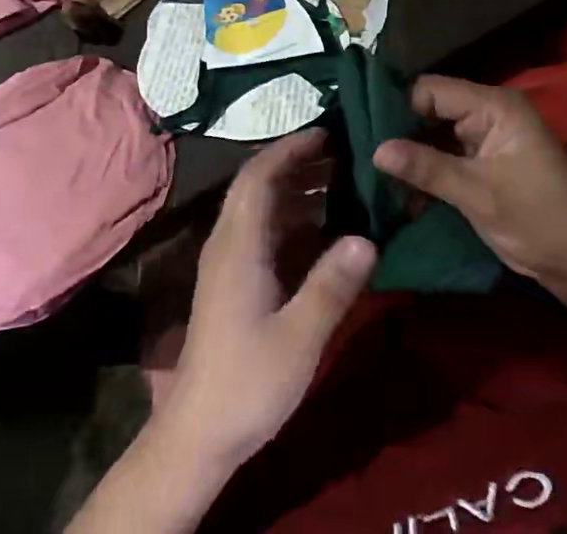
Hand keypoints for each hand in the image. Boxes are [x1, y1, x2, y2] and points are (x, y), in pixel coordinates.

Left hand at [154, 130, 376, 469]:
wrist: (199, 434)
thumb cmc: (247, 383)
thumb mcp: (299, 336)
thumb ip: (332, 285)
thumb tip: (367, 237)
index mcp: (238, 246)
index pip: (259, 176)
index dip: (290, 149)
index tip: (328, 132)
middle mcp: (230, 244)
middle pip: (259, 185)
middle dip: (299, 162)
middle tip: (346, 152)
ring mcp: (231, 264)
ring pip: (264, 209)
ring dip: (299, 189)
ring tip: (344, 180)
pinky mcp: (237, 283)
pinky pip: (268, 234)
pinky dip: (297, 220)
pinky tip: (328, 229)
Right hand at [374, 77, 566, 286]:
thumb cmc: (537, 218)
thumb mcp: (477, 193)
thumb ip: (426, 168)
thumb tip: (375, 150)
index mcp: (493, 106)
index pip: (431, 90)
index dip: (395, 106)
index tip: (360, 130)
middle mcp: (488, 113)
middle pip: (430, 109)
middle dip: (397, 132)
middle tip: (358, 154)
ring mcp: (486, 138)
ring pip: (434, 135)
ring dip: (409, 156)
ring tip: (370, 174)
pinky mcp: (484, 162)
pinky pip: (445, 156)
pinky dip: (425, 171)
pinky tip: (397, 191)